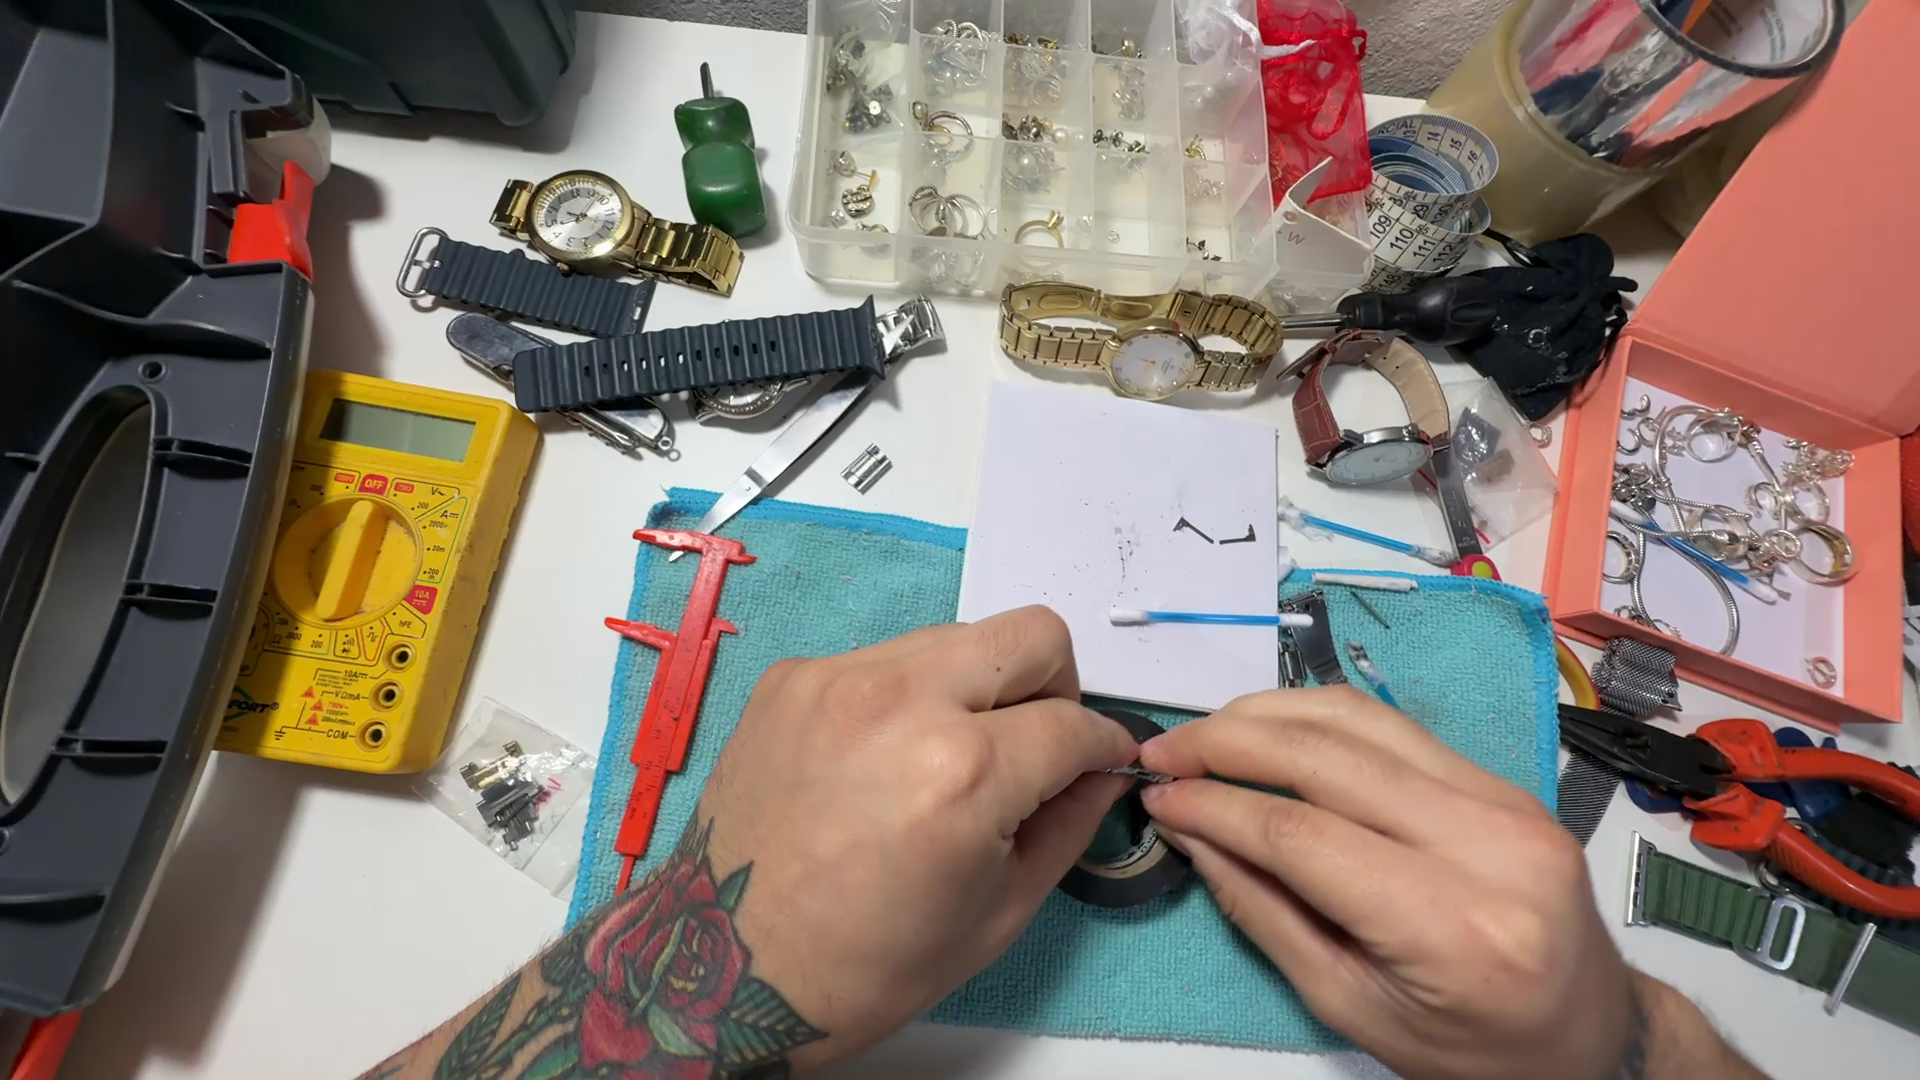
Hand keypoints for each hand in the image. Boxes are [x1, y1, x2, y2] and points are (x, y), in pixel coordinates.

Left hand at [696, 606, 1137, 1066]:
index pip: (1073, 723)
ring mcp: (840, 676)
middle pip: (1030, 633)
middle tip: (1033, 736)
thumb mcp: (997, 915)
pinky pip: (886, 658)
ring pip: (957, 636)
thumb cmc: (867, 964)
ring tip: (949, 746)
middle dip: (1054, 682)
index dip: (1103, 743)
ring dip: (977, 686)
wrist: (717, 964)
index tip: (1100, 757)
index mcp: (963, 774)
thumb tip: (1102, 769)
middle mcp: (903, 700)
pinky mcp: (795, 674)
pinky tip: (881, 751)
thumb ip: (1068, 825)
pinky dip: (908, 695)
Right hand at [1138, 687, 1633, 1079]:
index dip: (1213, 806)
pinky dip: (1305, 712)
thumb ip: (1257, 907)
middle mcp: (1487, 843)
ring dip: (1258, 713)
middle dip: (1222, 743)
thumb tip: (1185, 827)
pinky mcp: (1495, 775)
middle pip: (1320, 756)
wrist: (1597, 1038)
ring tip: (1202, 733)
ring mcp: (1501, 796)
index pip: (1298, 835)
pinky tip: (1263, 726)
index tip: (1155, 796)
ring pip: (1349, 717)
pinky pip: (1380, 720)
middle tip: (1162, 752)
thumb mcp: (1345, 1004)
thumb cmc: (1467, 1049)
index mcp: (1453, 927)